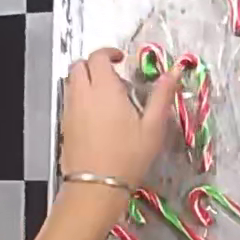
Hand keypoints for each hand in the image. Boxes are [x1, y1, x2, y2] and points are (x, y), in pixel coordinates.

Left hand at [60, 47, 181, 185]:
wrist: (97, 187)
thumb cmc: (128, 156)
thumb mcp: (153, 127)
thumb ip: (163, 95)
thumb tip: (175, 71)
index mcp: (104, 88)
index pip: (98, 57)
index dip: (109, 53)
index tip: (121, 59)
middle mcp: (82, 94)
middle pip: (79, 65)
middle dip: (94, 64)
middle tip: (114, 76)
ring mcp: (70, 111)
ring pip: (72, 83)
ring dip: (86, 81)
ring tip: (107, 98)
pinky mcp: (65, 127)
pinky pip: (70, 102)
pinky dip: (81, 99)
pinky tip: (98, 118)